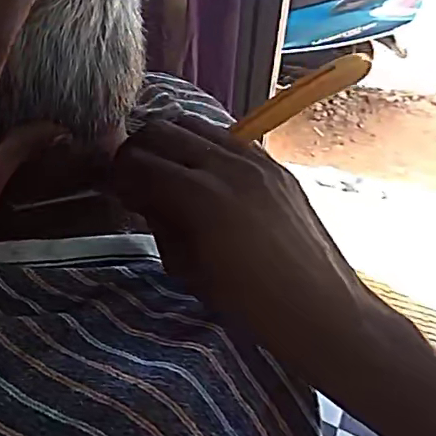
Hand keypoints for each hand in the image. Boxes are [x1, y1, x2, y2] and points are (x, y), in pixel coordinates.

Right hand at [108, 116, 418, 387]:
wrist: (322, 311)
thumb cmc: (246, 301)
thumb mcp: (185, 265)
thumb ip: (158, 220)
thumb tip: (137, 194)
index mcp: (200, 197)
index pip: (137, 162)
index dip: (117, 175)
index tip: (114, 191)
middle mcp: (227, 166)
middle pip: (160, 130)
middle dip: (137, 150)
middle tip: (132, 178)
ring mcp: (256, 161)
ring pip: (192, 124)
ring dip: (169, 143)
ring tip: (165, 171)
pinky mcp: (274, 164)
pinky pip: (225, 137)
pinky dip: (201, 147)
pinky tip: (200, 175)